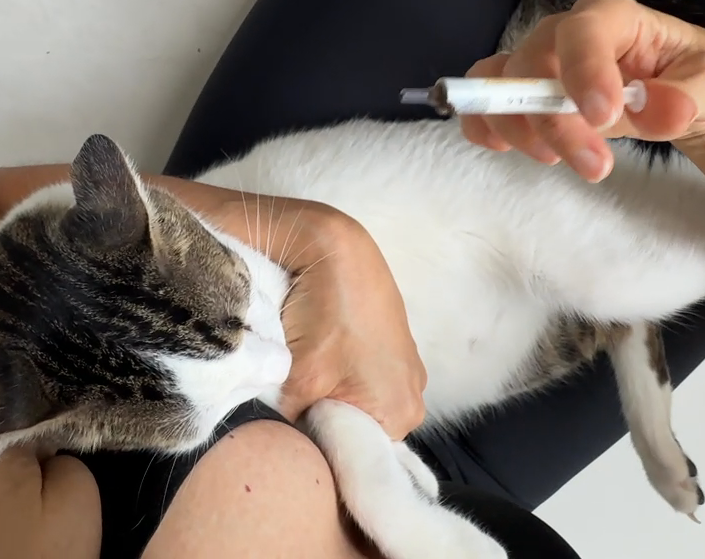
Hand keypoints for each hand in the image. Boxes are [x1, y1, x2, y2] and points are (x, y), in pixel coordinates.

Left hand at [272, 209, 426, 440]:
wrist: (338, 247)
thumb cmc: (325, 312)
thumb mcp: (299, 380)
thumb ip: (296, 425)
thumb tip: (290, 440)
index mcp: (400, 413)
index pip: (360, 458)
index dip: (324, 448)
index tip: (297, 432)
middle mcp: (413, 394)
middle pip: (363, 429)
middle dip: (328, 421)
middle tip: (296, 402)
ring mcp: (406, 365)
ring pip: (361, 400)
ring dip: (333, 393)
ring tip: (306, 371)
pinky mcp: (393, 342)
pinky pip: (366, 374)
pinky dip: (342, 370)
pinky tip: (319, 350)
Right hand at [460, 0, 704, 180]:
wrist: (687, 98)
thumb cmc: (699, 80)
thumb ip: (688, 97)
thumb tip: (659, 110)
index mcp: (611, 16)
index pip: (583, 30)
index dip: (582, 68)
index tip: (601, 117)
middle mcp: (564, 33)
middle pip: (533, 64)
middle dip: (553, 118)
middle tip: (594, 166)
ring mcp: (539, 63)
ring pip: (501, 83)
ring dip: (517, 126)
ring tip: (558, 161)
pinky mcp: (526, 93)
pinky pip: (487, 100)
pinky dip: (483, 122)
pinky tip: (500, 147)